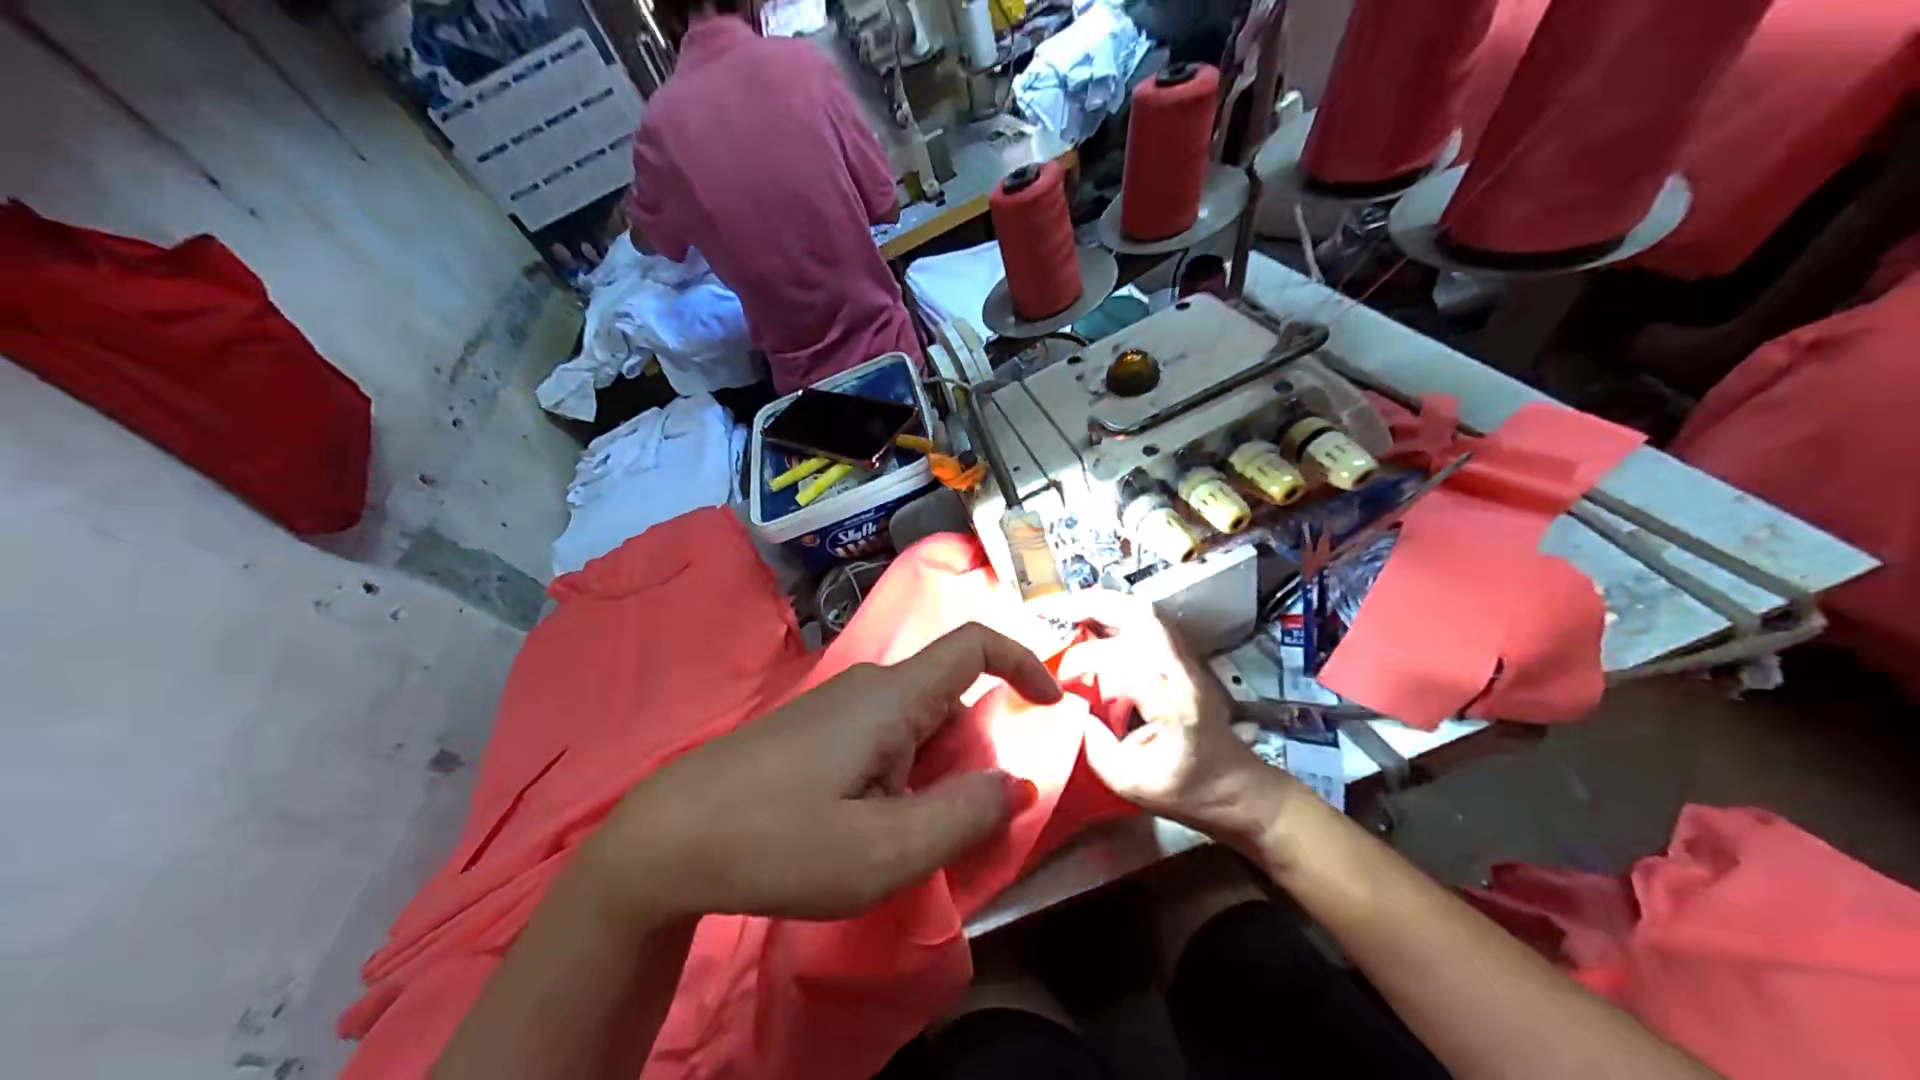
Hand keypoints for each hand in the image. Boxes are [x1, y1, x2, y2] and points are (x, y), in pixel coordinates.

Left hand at [575, 623, 1059, 923]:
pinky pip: (885, 741)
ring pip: (917, 727)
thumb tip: (1018, 784)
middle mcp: (869, 689)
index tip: (1050, 706)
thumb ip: (963, 817)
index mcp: (891, 698)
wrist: (666, 839)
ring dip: (936, 775)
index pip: (974, 644)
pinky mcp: (816, 733)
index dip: (1023, 662)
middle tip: (962, 826)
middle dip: (976, 754)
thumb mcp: (883, 851)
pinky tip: (871, 828)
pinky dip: (905, 778)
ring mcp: (837, 708)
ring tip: (906, 839)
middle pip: (950, 698)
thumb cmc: (777, 841)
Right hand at [1040, 591, 1305, 850]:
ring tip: (1066, 612)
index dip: (1082, 661)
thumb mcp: (1132, 782)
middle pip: (1138, 615)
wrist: (1235, 787)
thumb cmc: (1188, 789)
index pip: (1122, 658)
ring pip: (1143, 612)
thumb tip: (1068, 710)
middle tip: (1051, 611)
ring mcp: (1183, 658)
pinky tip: (1089, 624)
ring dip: (1101, 606)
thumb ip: (1094, 747)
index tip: (1057, 680)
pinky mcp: (1179, 659)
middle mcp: (1180, 667)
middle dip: (1091, 606)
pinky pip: (1145, 623)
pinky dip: (1114, 616)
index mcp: (1172, 697)